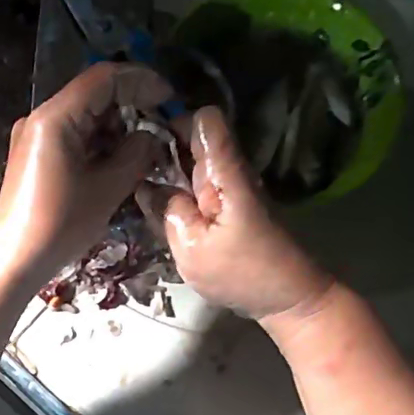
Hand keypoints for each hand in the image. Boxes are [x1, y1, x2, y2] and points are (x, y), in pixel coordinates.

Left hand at [0, 63, 172, 287]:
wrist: (15, 260)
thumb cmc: (60, 224)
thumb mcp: (107, 189)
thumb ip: (136, 154)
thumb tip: (151, 136)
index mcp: (55, 117)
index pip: (104, 79)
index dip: (142, 82)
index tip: (169, 100)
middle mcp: (40, 118)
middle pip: (93, 96)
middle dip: (131, 107)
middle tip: (160, 130)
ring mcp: (34, 137)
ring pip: (84, 117)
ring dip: (116, 129)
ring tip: (143, 152)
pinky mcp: (34, 157)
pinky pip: (72, 137)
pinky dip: (98, 144)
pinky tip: (117, 164)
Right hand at [136, 107, 334, 321]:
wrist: (289, 296)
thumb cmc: (243, 273)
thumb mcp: (193, 249)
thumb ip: (169, 213)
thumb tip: (148, 187)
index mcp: (225, 173)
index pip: (204, 121)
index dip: (173, 118)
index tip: (142, 132)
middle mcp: (228, 172)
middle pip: (194, 138)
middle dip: (161, 142)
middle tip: (125, 161)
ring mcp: (228, 189)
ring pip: (192, 163)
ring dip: (166, 167)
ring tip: (132, 178)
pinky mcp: (227, 208)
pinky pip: (197, 186)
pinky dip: (176, 188)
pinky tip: (155, 202)